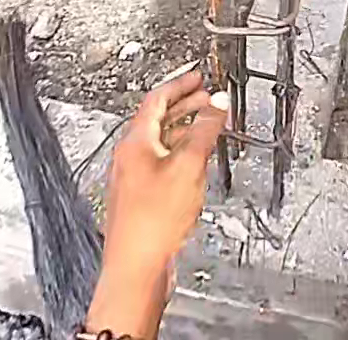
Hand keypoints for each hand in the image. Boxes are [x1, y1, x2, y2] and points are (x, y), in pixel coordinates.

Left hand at [83, 70, 228, 339]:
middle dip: (185, 104)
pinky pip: (162, 161)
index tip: (197, 77)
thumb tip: (218, 103)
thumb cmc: (153, 220)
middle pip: (158, 118)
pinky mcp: (140, 197)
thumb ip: (205, 129)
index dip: (180, 84)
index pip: (157, 98)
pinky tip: (195, 161)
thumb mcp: (189, 164)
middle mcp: (130, 155)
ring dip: (184, 128)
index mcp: (136, 141)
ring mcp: (133, 176)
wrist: (136, 270)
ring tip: (206, 125)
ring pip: (161, 140)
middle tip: (206, 96)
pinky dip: (180, 150)